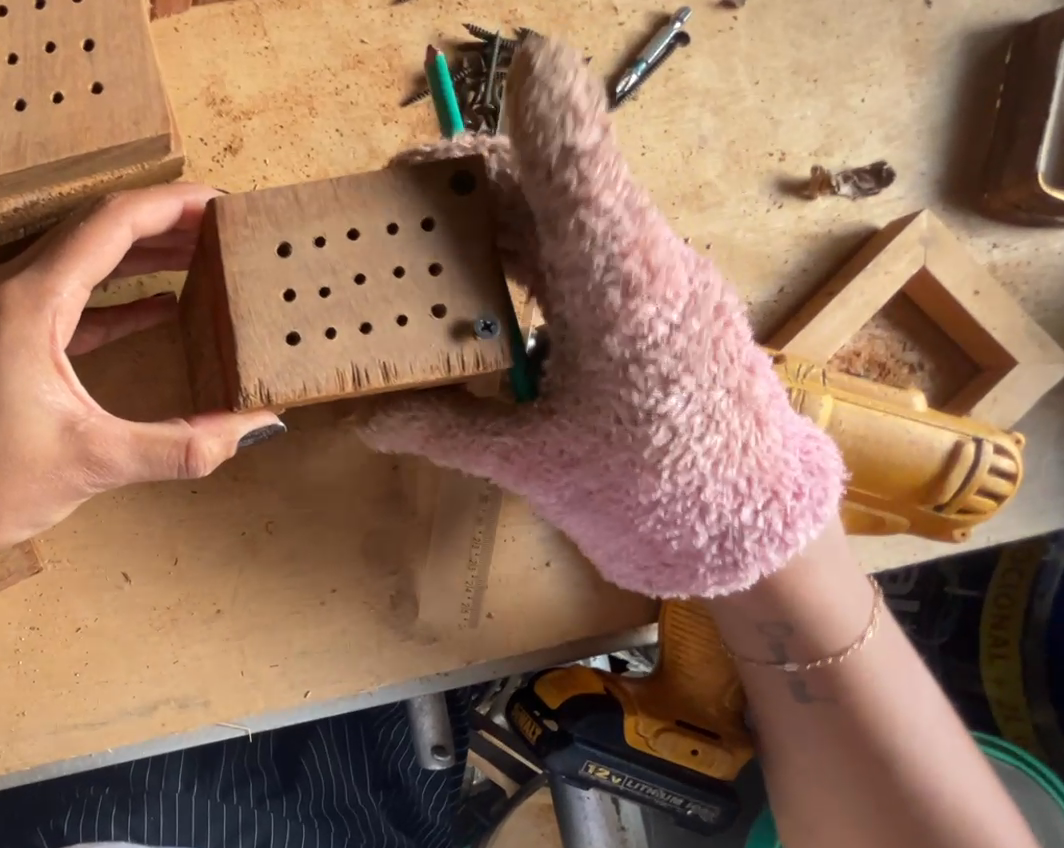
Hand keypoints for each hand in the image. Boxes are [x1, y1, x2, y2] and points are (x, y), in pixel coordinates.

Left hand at [0, 184, 283, 557]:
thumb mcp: (94, 462)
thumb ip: (179, 446)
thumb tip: (255, 428)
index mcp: (30, 304)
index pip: (111, 224)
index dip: (172, 205)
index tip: (223, 204)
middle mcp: (12, 293)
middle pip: (96, 231)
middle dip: (163, 225)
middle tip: (223, 230)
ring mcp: (3, 316)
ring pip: (82, 261)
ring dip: (139, 256)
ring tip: (200, 257)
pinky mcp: (5, 344)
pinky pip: (70, 300)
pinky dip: (115, 297)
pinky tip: (158, 308)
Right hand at [359, 38, 844, 597]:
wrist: (742, 526)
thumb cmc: (649, 494)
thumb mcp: (533, 464)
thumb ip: (446, 432)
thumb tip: (363, 420)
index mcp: (624, 302)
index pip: (585, 188)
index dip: (553, 122)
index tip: (526, 63)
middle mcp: (642, 272)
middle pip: (561, 187)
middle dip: (483, 166)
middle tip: (400, 177)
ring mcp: (645, 282)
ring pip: (565, 214)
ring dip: (493, 203)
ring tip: (420, 212)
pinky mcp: (641, 303)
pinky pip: (570, 250)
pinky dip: (514, 244)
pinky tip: (467, 263)